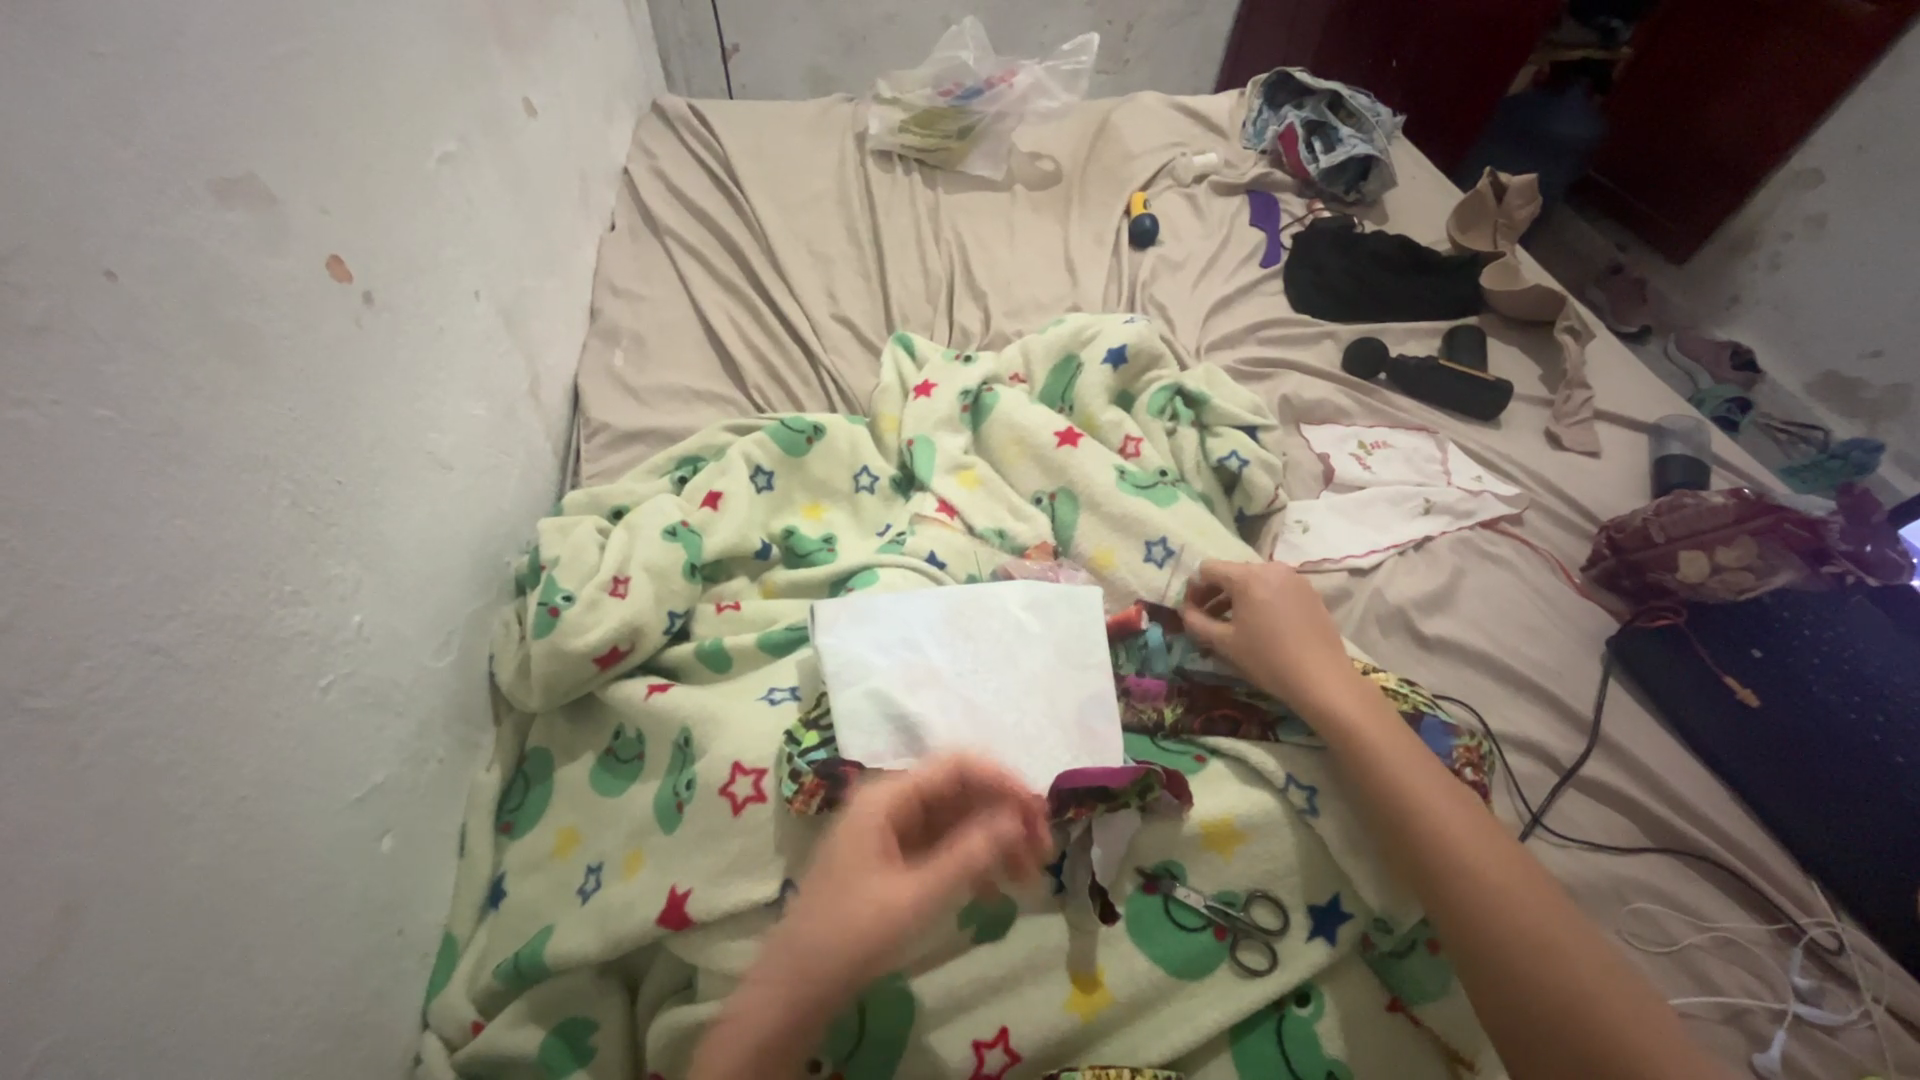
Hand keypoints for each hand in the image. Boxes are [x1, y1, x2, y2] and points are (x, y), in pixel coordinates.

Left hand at [765, 755, 1052, 989]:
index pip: (957, 766)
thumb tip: (1016, 817)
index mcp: (888, 797)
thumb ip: (969, 853)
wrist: (798, 985)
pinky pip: (944, 845)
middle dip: (1004, 815)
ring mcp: (892, 830)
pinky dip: (973, 860)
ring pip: (957, 819)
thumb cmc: (853, 935)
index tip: (1041, 814)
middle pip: (961, 790)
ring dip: (995, 840)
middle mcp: (891, 803)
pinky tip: (997, 890)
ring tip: (1029, 877)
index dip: (1003, 781)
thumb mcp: (918, 896)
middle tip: (1043, 853)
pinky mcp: (896, 857)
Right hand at [1180, 559, 1363, 714]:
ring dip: (1237, 597)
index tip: (1192, 612)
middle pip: (1232, 572)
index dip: (1194, 589)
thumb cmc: (1267, 659)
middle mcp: (1271, 568)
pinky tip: (1262, 626)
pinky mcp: (1310, 592)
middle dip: (1215, 593)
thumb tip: (1185, 611)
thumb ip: (1197, 622)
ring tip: (1234, 624)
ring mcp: (1294, 579)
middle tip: (1208, 619)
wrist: (1322, 679)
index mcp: (1247, 577)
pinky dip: (1261, 600)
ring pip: (1254, 580)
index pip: (1207, 569)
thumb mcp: (1224, 643)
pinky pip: (1275, 588)